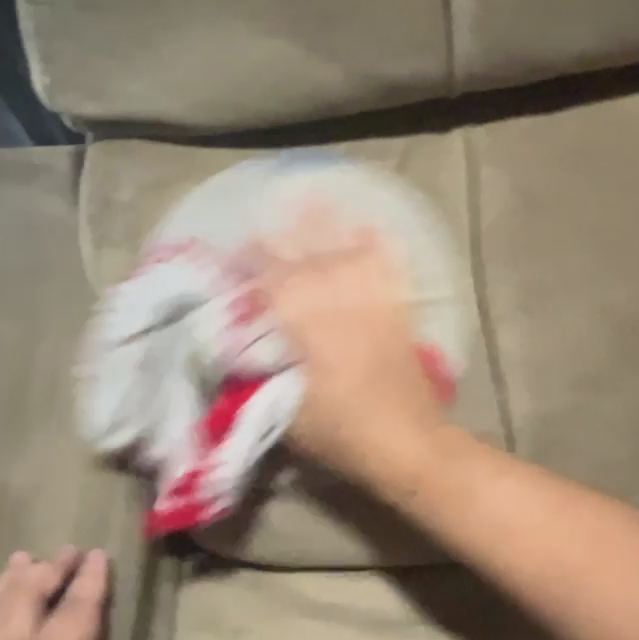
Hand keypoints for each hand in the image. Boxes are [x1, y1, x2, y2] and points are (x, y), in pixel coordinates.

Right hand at [254, 219, 451, 486]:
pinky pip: (387, 266)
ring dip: (324, 227)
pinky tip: (369, 231)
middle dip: (282, 238)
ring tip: (311, 199)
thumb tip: (242, 352)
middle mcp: (333, 292)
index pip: (264, 272)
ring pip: (343, 249)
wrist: (405, 440)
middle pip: (302, 253)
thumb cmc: (338, 429)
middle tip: (267, 225)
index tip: (234, 254)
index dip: (247, 260)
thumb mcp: (281, 409)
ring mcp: (370, 296)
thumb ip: (258, 375)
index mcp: (299, 313)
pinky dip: (376, 247)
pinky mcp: (397, 309)